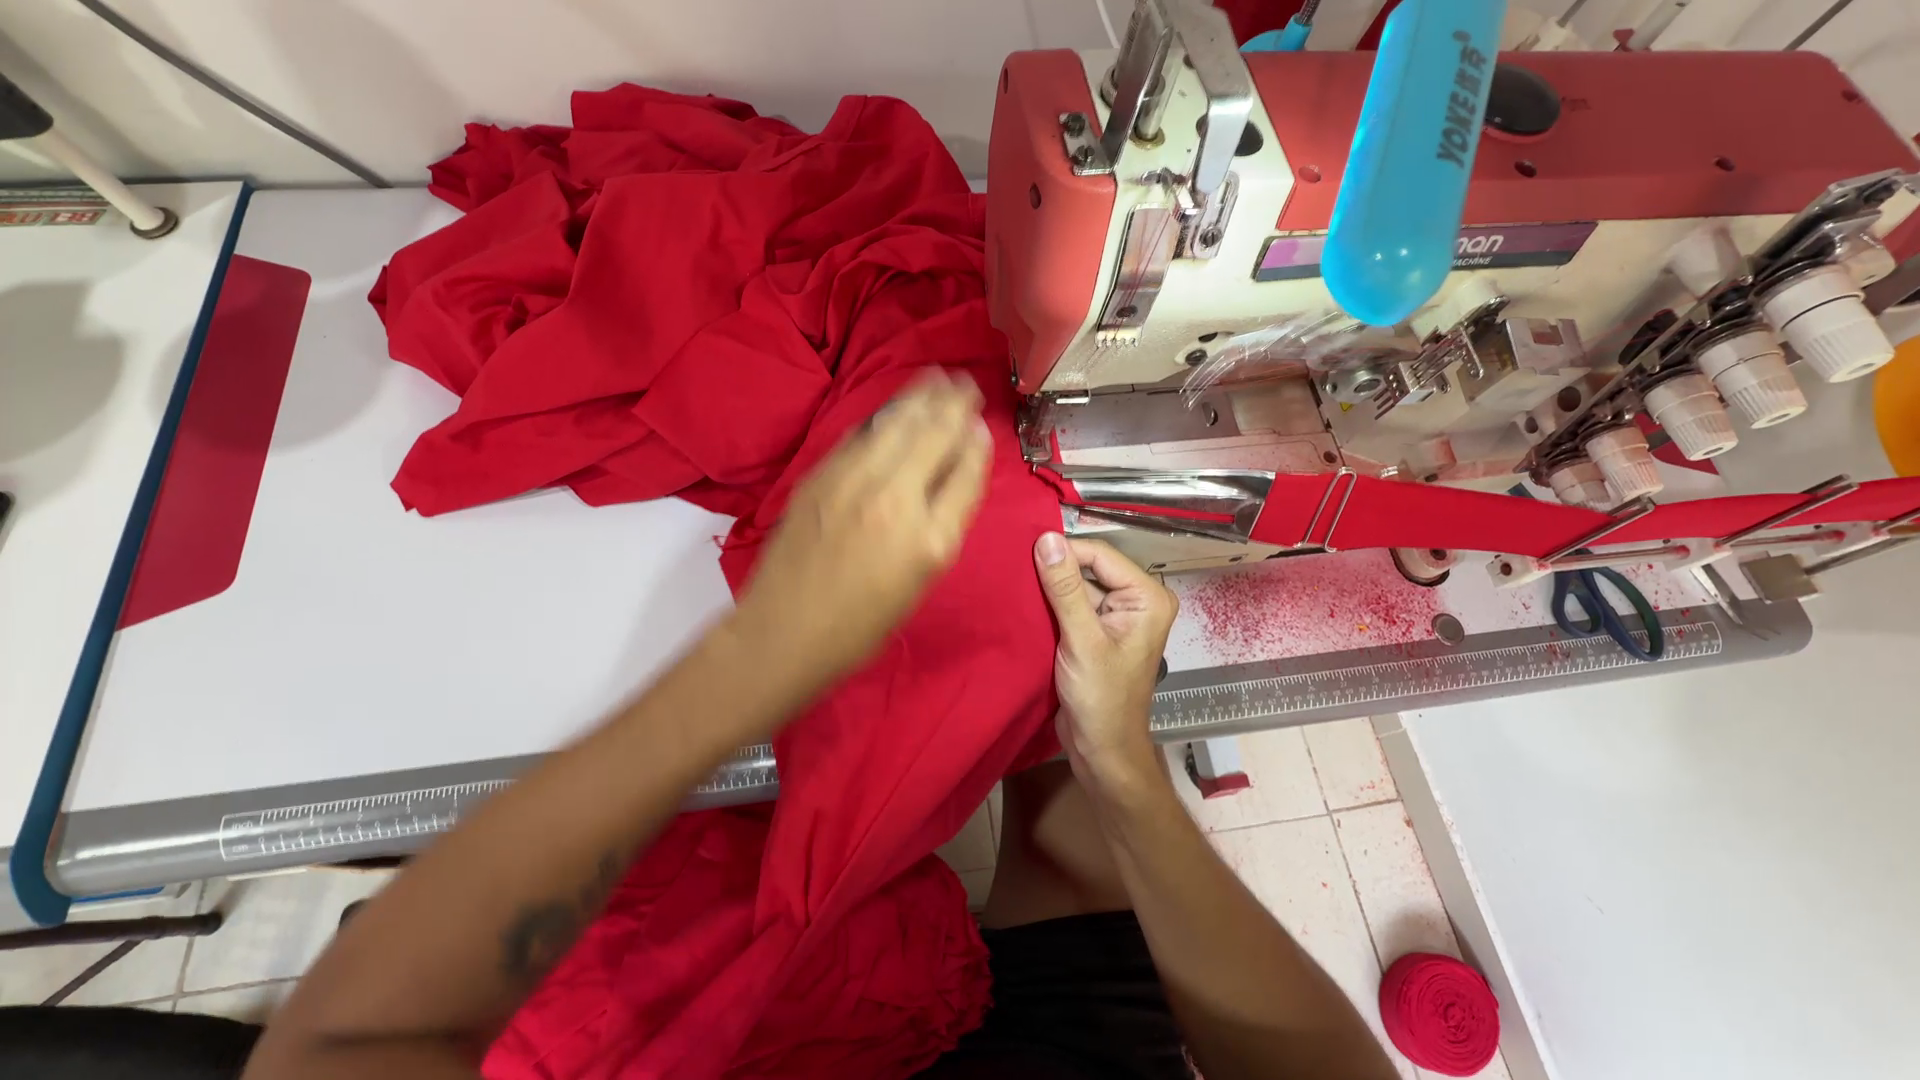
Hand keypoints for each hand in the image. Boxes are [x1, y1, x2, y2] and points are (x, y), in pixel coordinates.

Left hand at [732, 370, 992, 698]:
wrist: (785, 630)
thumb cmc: (860, 625)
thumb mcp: (918, 583)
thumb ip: (941, 527)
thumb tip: (955, 478)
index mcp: (930, 539)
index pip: (966, 473)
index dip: (976, 444)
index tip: (980, 427)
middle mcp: (895, 500)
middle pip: (934, 435)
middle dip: (954, 406)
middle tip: (966, 384)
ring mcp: (853, 482)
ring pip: (896, 424)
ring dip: (921, 399)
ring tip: (938, 379)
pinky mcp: (820, 476)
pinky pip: (860, 434)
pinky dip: (883, 417)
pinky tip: (894, 409)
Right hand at [1033, 533, 1177, 788]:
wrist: (1102, 750)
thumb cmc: (1101, 700)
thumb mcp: (1081, 640)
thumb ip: (1064, 589)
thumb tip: (1046, 538)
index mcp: (1148, 597)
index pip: (1100, 554)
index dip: (1063, 552)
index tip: (1022, 553)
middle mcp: (1138, 600)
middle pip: (1089, 567)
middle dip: (1055, 569)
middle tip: (1015, 568)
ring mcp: (1118, 617)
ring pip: (1077, 585)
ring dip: (1050, 588)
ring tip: (1016, 584)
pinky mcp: (1098, 631)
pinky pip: (1073, 605)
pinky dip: (1052, 605)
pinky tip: (1027, 604)